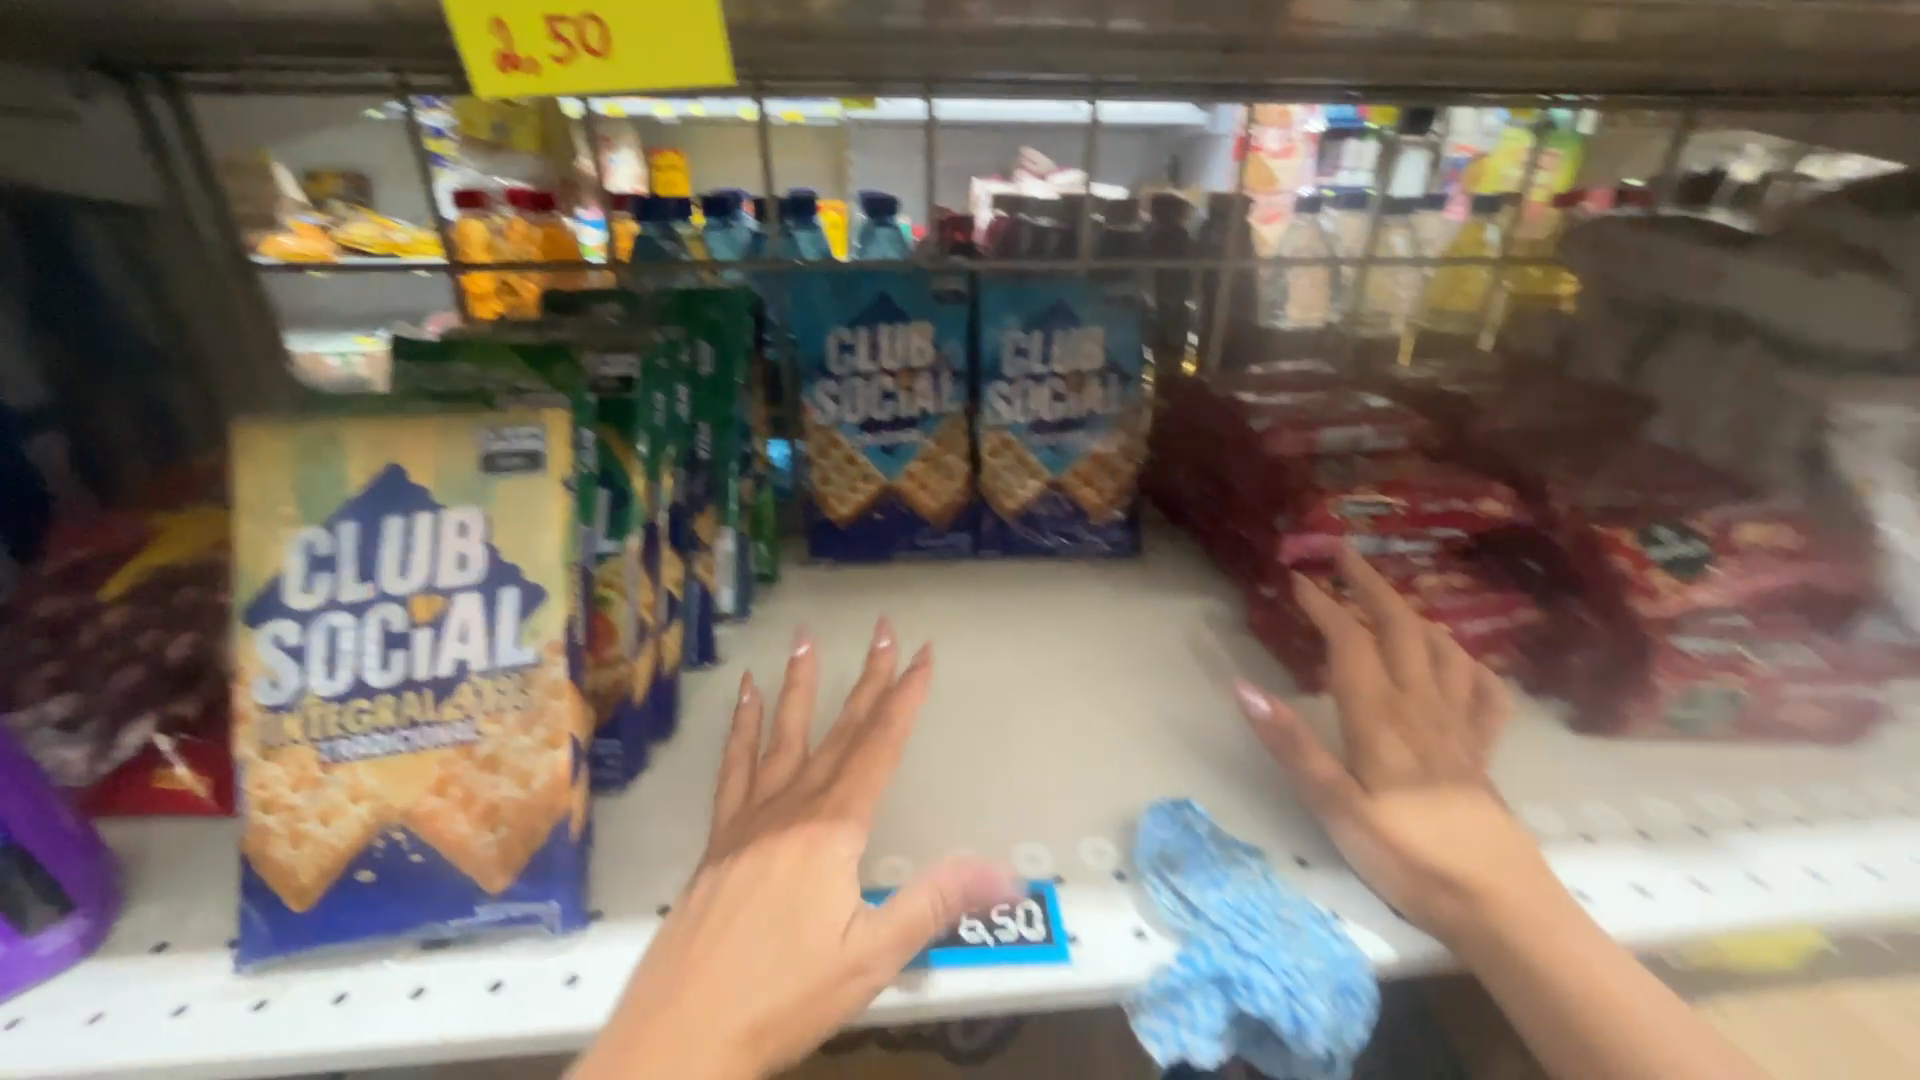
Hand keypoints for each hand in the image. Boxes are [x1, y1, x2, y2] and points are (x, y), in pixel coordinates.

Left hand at [573, 620, 1021, 1079]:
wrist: (682, 1032)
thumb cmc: (783, 996)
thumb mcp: (872, 957)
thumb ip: (935, 901)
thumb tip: (1008, 872)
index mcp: (832, 829)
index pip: (879, 747)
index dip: (904, 697)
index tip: (921, 654)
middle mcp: (791, 808)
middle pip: (839, 731)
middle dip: (868, 678)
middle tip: (884, 629)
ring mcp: (748, 818)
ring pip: (782, 736)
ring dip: (798, 685)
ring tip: (804, 637)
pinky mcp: (719, 837)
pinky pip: (733, 767)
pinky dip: (741, 727)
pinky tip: (744, 698)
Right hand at [1231, 548, 1560, 943]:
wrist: (1499, 904)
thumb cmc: (1407, 857)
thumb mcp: (1334, 807)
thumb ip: (1291, 745)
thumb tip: (1243, 687)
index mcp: (1381, 717)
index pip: (1350, 641)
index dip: (1323, 604)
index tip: (1295, 578)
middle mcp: (1423, 707)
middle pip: (1400, 628)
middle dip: (1370, 585)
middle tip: (1343, 555)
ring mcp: (1460, 727)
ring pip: (1443, 650)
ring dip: (1413, 614)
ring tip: (1391, 601)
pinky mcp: (1483, 753)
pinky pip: (1483, 693)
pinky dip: (1470, 665)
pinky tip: (1459, 664)